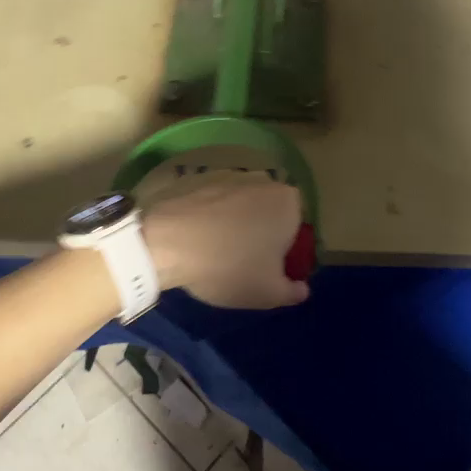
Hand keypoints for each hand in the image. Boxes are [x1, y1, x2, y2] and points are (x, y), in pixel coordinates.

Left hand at [142, 173, 309, 309]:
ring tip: (217, 256)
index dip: (286, 255)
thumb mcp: (268, 293)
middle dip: (263, 237)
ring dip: (237, 228)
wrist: (168, 242)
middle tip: (244, 267)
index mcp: (290, 203)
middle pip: (272, 215)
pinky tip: (199, 242)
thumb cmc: (229, 266)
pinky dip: (213, 220)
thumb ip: (292, 292)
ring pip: (244, 209)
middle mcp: (266, 181)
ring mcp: (232, 176)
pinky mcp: (202, 178)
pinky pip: (217, 204)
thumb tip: (301, 289)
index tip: (269, 273)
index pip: (298, 231)